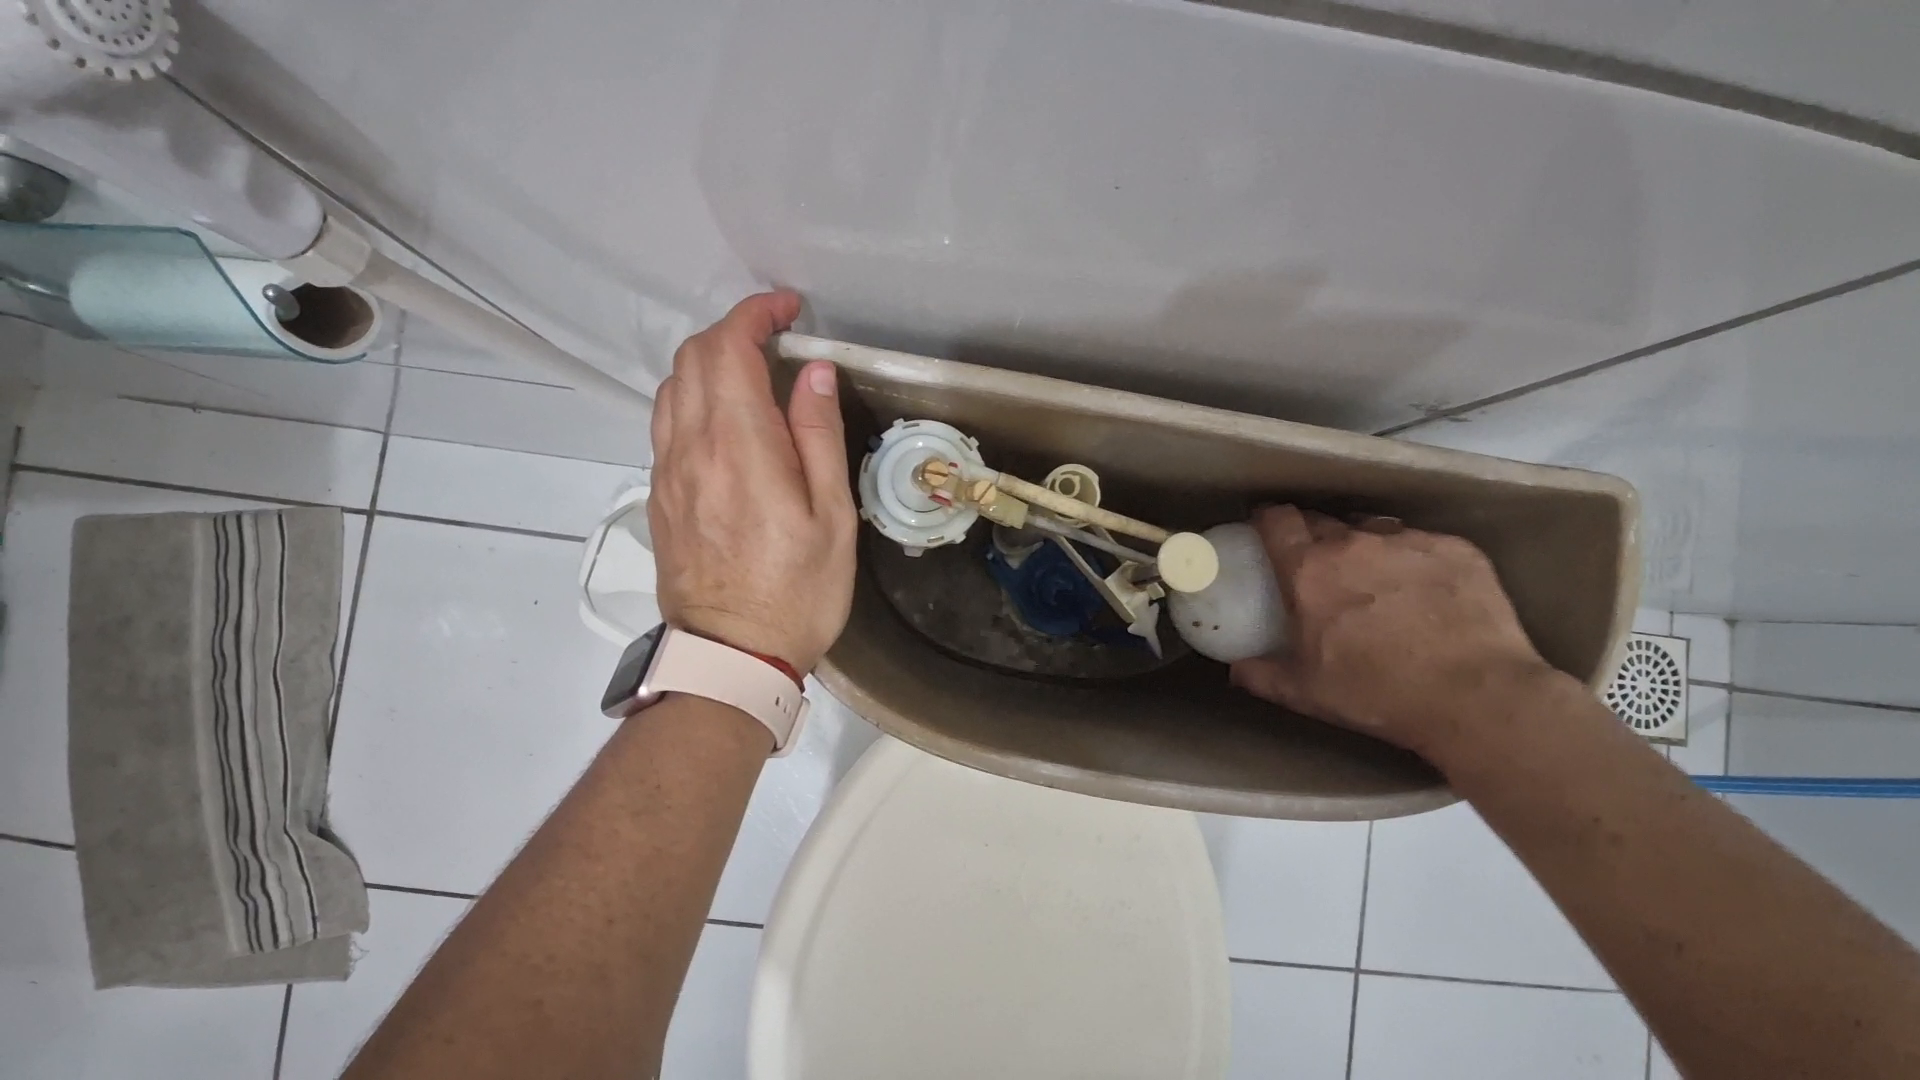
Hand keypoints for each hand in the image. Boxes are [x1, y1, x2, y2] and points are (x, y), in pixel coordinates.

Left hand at [647, 291, 856, 673]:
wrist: (731, 654)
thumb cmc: (796, 590)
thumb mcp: (830, 515)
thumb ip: (817, 435)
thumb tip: (813, 372)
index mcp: (738, 445)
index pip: (727, 348)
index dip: (755, 314)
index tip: (789, 311)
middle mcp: (690, 447)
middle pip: (691, 357)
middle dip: (732, 331)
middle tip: (778, 339)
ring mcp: (667, 471)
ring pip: (672, 387)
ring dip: (708, 363)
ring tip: (753, 374)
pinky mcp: (660, 494)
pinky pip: (666, 423)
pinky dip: (694, 398)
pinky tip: (727, 420)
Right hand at [1229, 505, 1565, 761]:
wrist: (1475, 696)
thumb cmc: (1377, 694)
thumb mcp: (1306, 692)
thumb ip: (1263, 675)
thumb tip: (1236, 669)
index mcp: (1309, 571)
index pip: (1277, 522)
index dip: (1268, 520)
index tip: (1266, 527)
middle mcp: (1355, 543)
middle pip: (1323, 521)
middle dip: (1314, 536)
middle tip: (1318, 564)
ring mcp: (1408, 542)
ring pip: (1374, 528)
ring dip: (1365, 545)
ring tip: (1375, 575)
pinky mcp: (1456, 549)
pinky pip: (1424, 543)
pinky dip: (1415, 559)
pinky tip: (1425, 590)